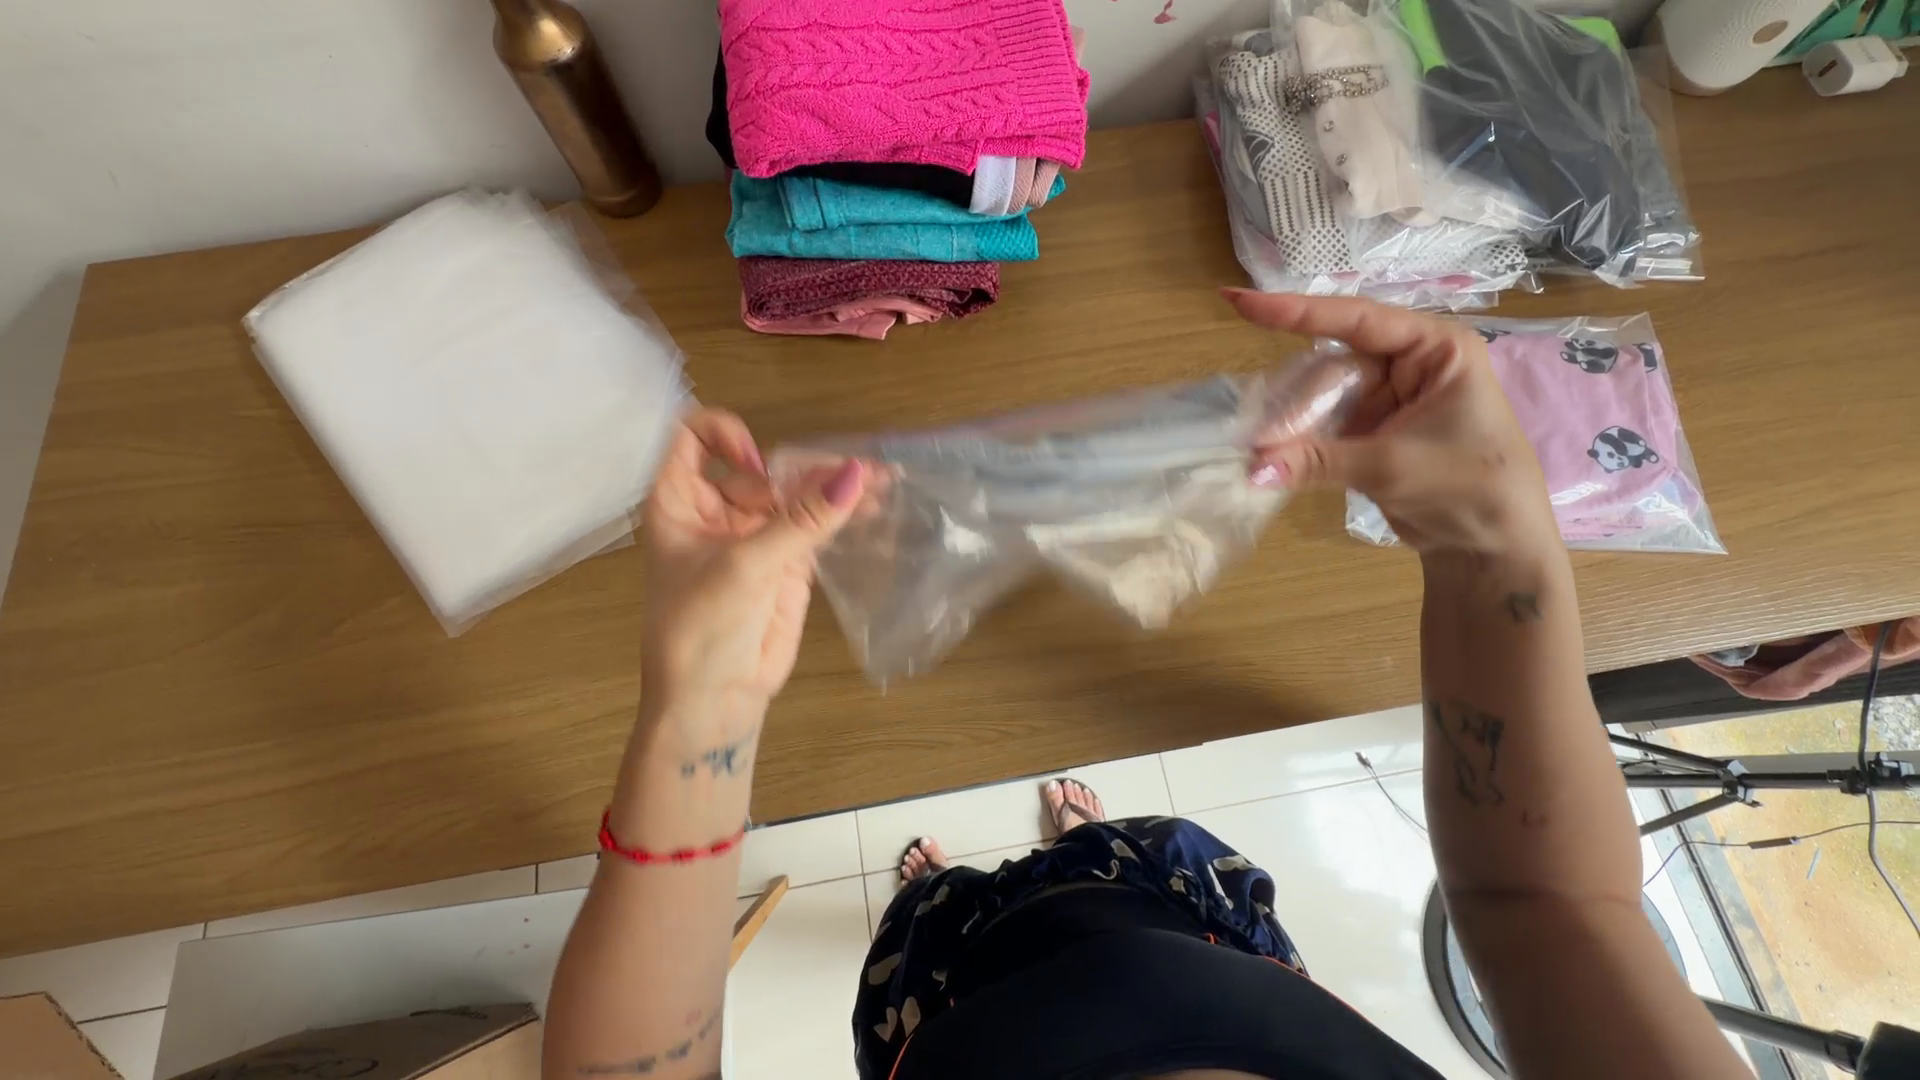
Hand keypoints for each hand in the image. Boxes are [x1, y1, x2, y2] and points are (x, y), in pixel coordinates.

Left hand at [641, 408, 864, 716]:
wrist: (714, 699)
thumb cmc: (701, 628)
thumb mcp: (745, 566)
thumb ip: (802, 520)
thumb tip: (856, 474)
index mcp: (680, 501)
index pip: (693, 438)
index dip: (726, 437)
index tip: (758, 465)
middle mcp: (716, 510)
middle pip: (761, 466)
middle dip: (803, 467)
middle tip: (853, 473)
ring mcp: (755, 535)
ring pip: (795, 495)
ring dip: (833, 487)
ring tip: (880, 481)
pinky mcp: (788, 561)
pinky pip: (816, 525)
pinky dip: (843, 515)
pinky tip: (875, 505)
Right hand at [1225, 290, 1557, 554]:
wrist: (1492, 545)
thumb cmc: (1467, 487)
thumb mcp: (1390, 466)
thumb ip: (1316, 461)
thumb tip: (1251, 468)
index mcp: (1434, 349)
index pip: (1356, 319)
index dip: (1295, 311)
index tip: (1240, 301)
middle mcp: (1410, 364)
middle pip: (1332, 364)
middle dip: (1293, 397)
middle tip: (1253, 427)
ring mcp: (1390, 398)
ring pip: (1323, 396)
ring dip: (1292, 422)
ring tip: (1258, 447)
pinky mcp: (1373, 430)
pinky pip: (1325, 424)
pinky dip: (1300, 439)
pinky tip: (1274, 455)